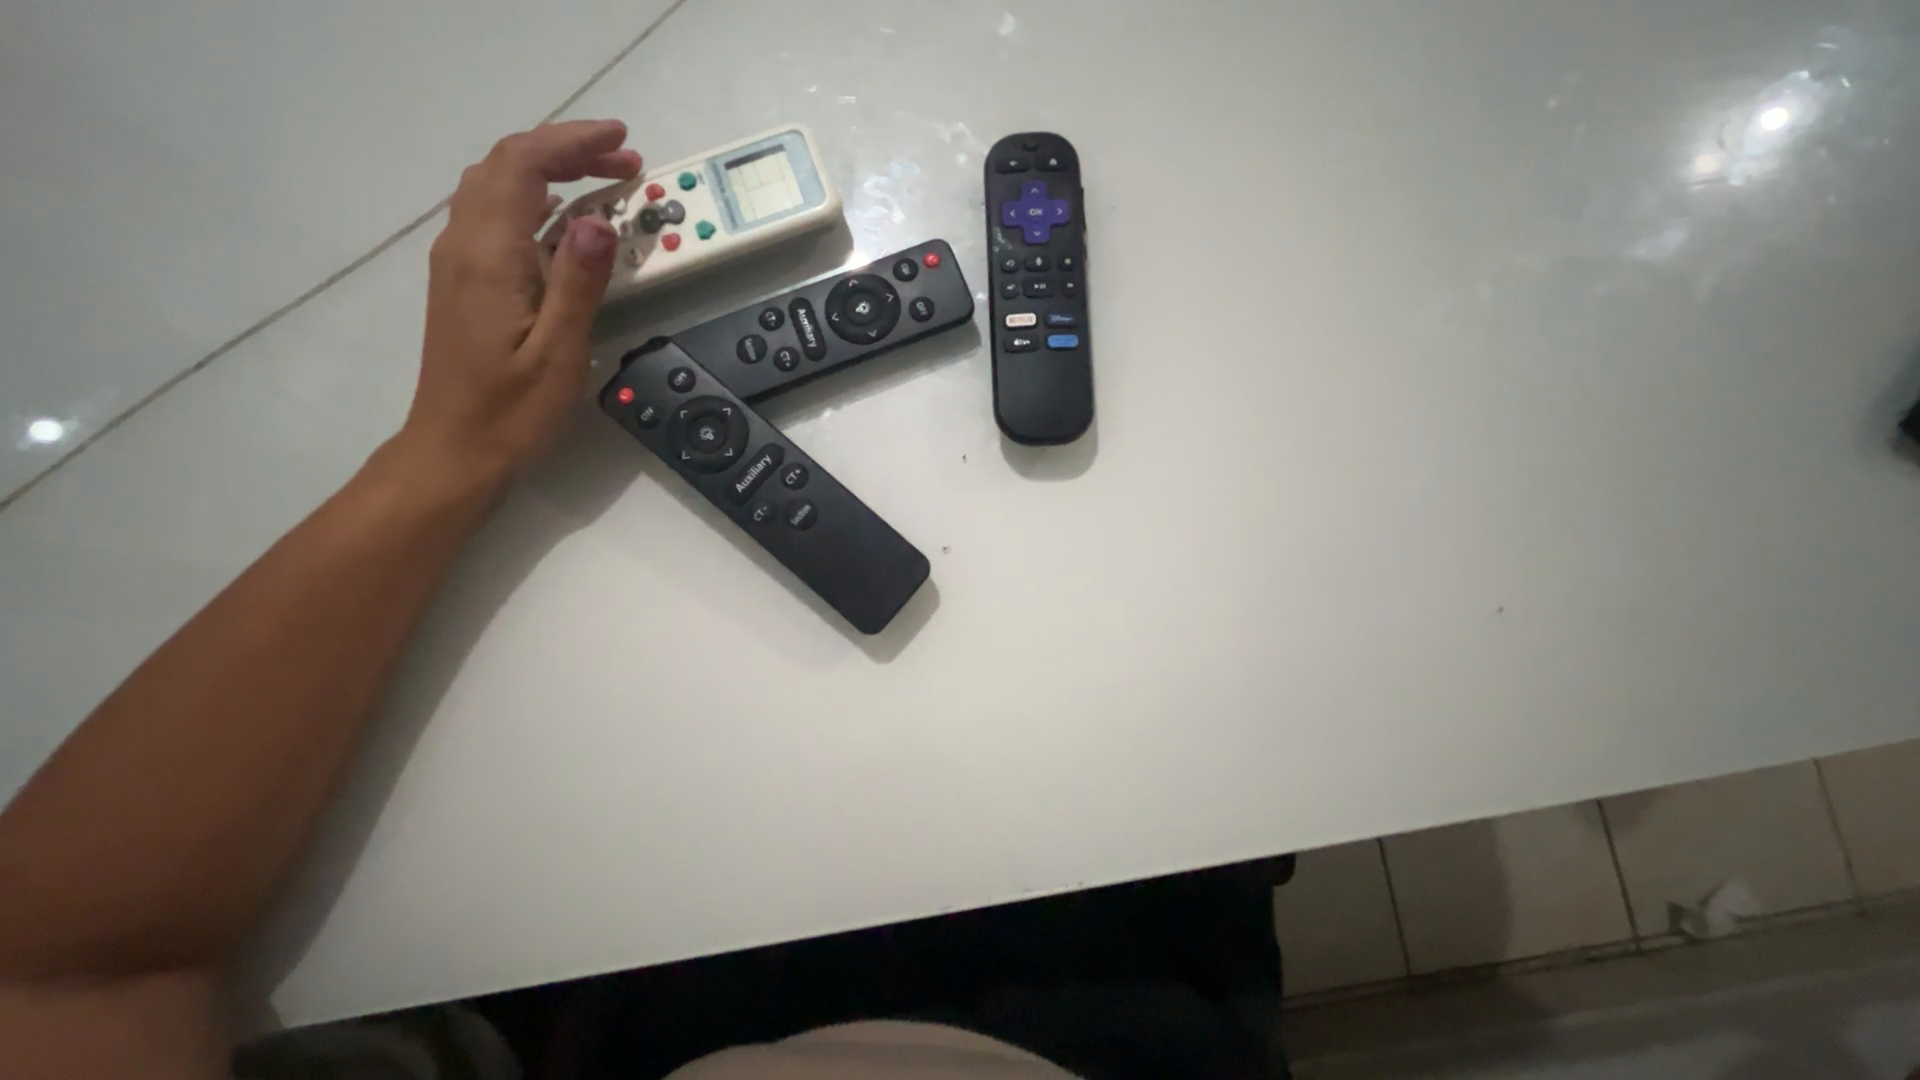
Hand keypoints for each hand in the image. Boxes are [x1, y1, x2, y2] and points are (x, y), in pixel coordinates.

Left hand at [400, 120, 642, 488]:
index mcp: (488, 257)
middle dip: (565, 150)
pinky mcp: (463, 279)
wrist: (455, 448)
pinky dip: (533, 197)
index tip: (623, 144)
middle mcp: (463, 245)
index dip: (572, 143)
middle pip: (505, 165)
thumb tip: (597, 221)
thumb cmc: (512, 410)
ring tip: (602, 181)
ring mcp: (457, 261)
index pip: (523, 168)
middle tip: (625, 163)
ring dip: (547, 169)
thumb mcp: (559, 353)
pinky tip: (566, 220)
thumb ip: (578, 283)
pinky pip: (493, 213)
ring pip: (495, 184)